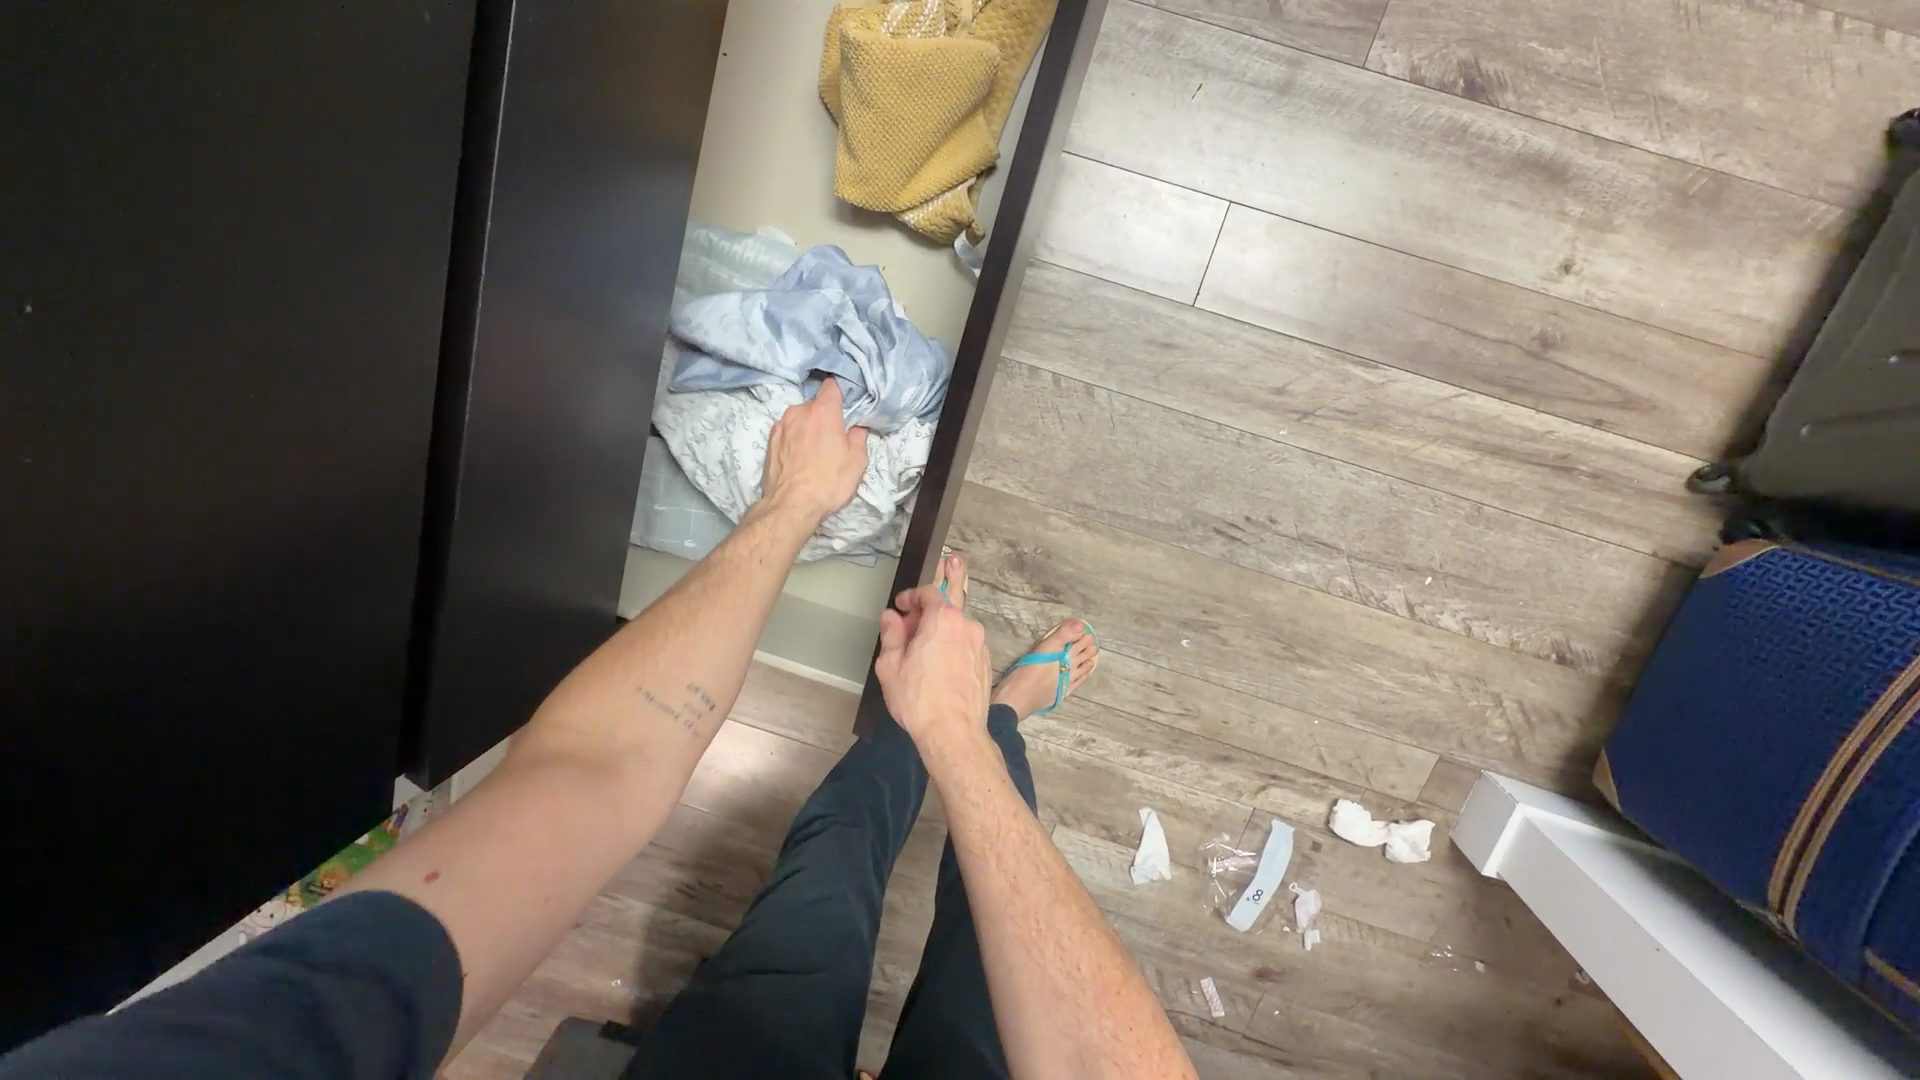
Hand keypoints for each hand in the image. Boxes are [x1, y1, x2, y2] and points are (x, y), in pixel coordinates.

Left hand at [760, 378, 869, 524]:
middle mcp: (798, 411)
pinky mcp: (769, 441)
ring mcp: (780, 426)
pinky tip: (799, 458)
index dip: (839, 392)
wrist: (791, 505)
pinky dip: (794, 440)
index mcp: (823, 411)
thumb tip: (856, 428)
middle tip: (833, 438)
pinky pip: (787, 432)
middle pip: (815, 405)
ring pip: (799, 419)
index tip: (845, 404)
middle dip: (824, 416)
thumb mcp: (857, 461)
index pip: (831, 385)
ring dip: (807, 428)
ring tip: (814, 452)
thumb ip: (859, 437)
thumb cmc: (829, 482)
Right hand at [874, 584, 991, 752]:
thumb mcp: (891, 665)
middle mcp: (966, 625)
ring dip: (939, 631)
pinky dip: (952, 647)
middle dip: (926, 613)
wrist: (954, 734)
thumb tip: (891, 617)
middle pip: (945, 607)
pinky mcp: (985, 663)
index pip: (928, 592)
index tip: (900, 607)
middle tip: (909, 627)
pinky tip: (939, 667)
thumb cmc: (918, 700)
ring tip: (921, 652)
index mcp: (943, 619)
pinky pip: (966, 645)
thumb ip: (891, 634)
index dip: (911, 597)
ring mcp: (980, 644)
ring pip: (957, 628)